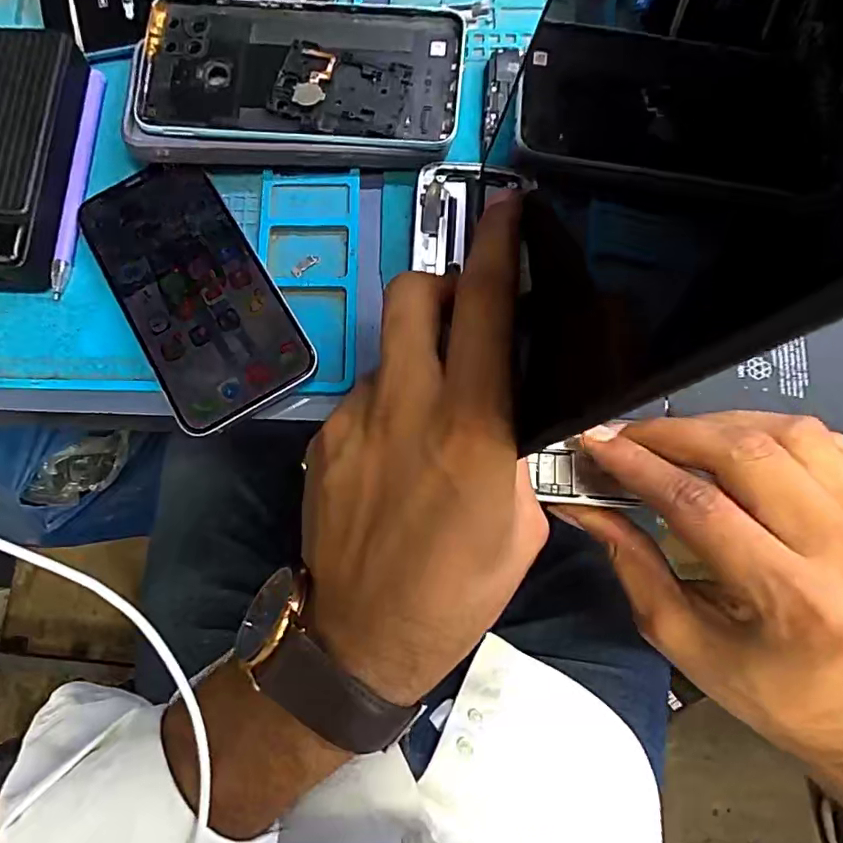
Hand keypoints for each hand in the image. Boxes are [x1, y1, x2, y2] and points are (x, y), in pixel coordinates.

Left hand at [300, 193, 546, 704]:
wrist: (358, 636)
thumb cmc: (456, 592)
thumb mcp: (520, 526)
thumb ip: (515, 451)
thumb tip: (506, 409)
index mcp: (472, 428)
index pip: (487, 309)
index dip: (498, 246)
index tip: (504, 206)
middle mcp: (406, 407)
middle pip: (413, 294)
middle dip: (442, 286)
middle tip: (464, 318)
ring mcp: (354, 420)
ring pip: (388, 351)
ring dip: (416, 357)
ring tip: (429, 411)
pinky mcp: (322, 440)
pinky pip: (362, 397)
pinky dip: (385, 404)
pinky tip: (392, 452)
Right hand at [558, 413, 842, 758]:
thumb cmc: (770, 688)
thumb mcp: (680, 636)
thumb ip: (631, 562)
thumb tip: (590, 508)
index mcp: (792, 599)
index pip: (701, 504)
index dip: (639, 466)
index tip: (601, 447)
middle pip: (747, 454)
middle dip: (671, 435)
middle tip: (626, 437)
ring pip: (787, 433)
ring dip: (715, 425)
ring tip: (671, 440)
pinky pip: (820, 441)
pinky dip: (761, 430)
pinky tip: (727, 445)